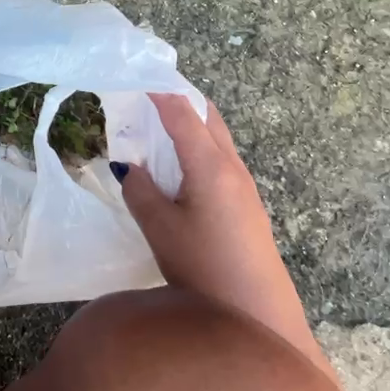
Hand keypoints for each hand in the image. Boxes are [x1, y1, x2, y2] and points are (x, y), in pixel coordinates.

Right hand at [121, 93, 333, 379]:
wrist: (257, 317)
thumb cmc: (204, 266)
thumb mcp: (158, 226)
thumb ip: (139, 188)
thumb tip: (131, 167)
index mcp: (210, 164)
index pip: (182, 111)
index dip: (158, 88)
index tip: (134, 73)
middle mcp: (233, 168)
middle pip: (207, 117)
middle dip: (178, 98)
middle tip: (144, 91)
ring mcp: (245, 188)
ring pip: (216, 138)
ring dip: (188, 123)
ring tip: (153, 124)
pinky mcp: (246, 207)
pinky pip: (218, 159)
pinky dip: (196, 146)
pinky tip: (175, 165)